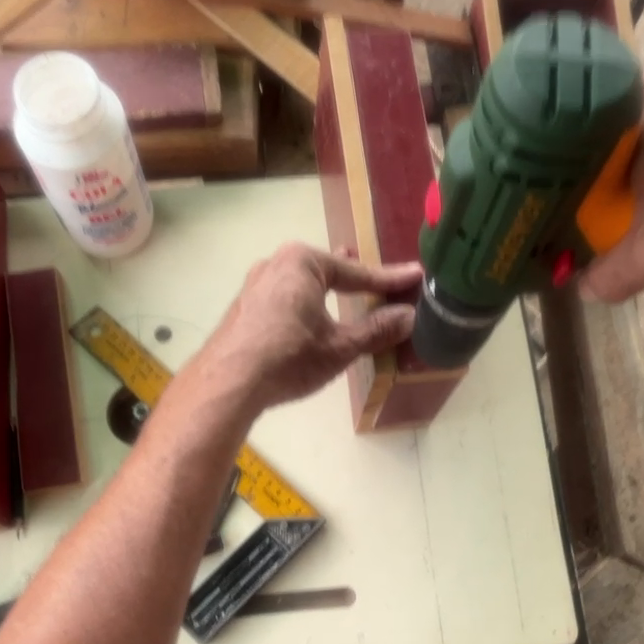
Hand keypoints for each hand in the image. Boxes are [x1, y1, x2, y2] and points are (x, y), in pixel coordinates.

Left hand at [200, 243, 421, 408]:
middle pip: (324, 271)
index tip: (415, 277)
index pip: (356, 273)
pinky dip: (302, 305)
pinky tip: (305, 316)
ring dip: (322, 289)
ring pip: (300, 283)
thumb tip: (409, 317)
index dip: (388, 279)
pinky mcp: (242, 308)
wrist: (229, 381)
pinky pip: (283, 299)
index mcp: (303, 262)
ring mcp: (254, 285)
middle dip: (350, 277)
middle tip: (374, 278)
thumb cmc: (289, 357)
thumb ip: (375, 330)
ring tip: (340, 289)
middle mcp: (275, 263)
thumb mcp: (339, 346)